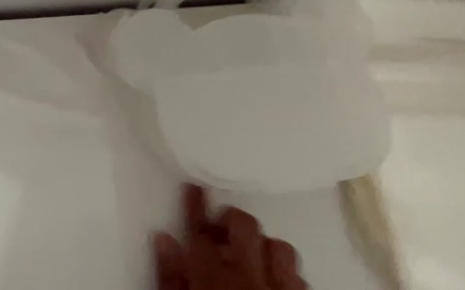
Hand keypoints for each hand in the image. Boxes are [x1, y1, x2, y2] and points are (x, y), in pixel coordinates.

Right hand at [152, 183, 306, 289]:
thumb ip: (170, 275)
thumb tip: (164, 238)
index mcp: (215, 272)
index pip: (200, 227)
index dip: (195, 203)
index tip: (193, 184)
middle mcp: (250, 273)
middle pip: (245, 225)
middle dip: (231, 219)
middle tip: (219, 227)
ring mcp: (281, 287)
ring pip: (279, 246)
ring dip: (264, 246)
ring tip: (250, 253)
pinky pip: (301, 275)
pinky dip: (285, 271)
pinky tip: (273, 277)